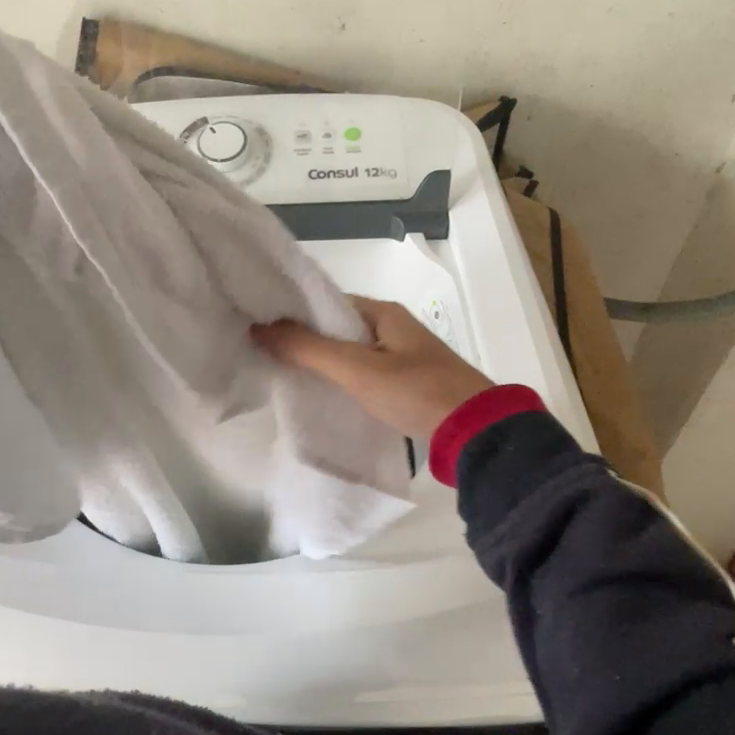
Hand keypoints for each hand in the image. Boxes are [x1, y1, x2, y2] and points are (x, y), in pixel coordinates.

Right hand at [253, 297, 494, 439]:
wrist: (476, 432)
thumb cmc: (416, 391)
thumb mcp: (357, 369)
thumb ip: (308, 349)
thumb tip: (259, 327)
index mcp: (383, 313)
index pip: (327, 303)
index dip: (294, 312)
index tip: (260, 326)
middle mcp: (393, 330)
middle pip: (337, 330)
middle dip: (304, 340)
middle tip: (264, 354)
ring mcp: (402, 359)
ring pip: (349, 355)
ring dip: (321, 364)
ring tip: (283, 375)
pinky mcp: (407, 387)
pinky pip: (363, 377)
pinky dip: (341, 382)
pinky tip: (321, 396)